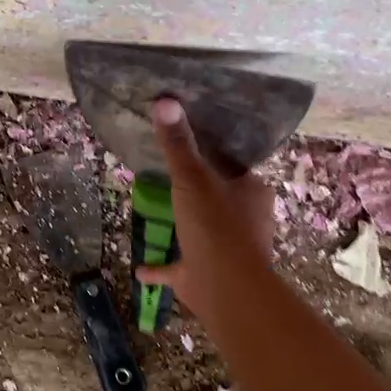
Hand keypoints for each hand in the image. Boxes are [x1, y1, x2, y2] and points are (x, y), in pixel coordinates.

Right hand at [133, 98, 275, 313]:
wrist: (226, 288)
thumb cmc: (215, 225)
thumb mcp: (191, 178)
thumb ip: (176, 144)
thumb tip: (164, 101)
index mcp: (251, 193)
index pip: (233, 167)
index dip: (212, 155)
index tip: (187, 144)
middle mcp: (245, 219)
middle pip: (217, 196)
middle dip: (194, 189)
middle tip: (163, 173)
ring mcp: (226, 249)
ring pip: (201, 229)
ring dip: (180, 224)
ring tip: (152, 211)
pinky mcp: (203, 273)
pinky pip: (178, 266)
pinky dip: (161, 266)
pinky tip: (140, 268)